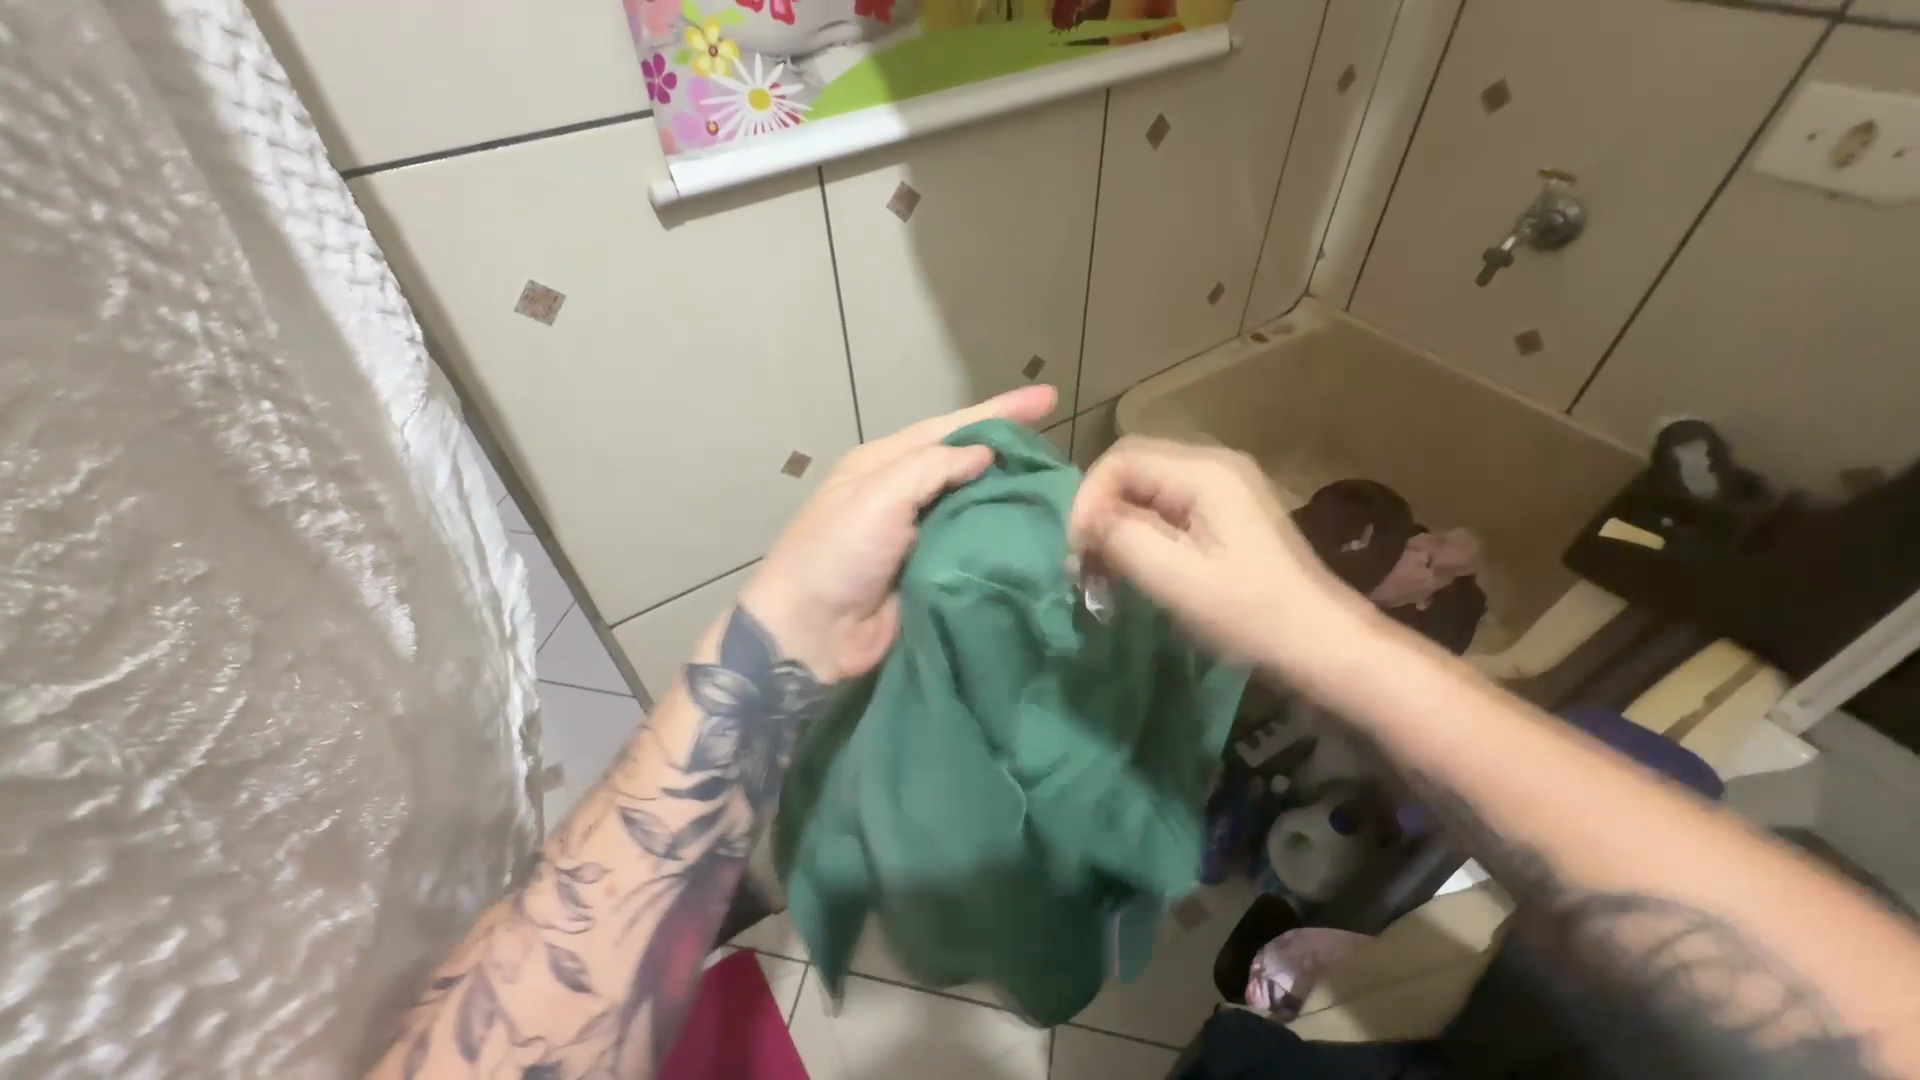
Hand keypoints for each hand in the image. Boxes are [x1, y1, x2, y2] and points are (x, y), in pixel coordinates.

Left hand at [739, 385, 1058, 682]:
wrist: (812, 635)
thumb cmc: (837, 556)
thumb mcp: (877, 497)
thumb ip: (931, 468)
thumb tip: (984, 453)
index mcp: (883, 464)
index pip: (949, 427)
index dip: (999, 411)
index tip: (1047, 398)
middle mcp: (903, 493)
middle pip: (966, 461)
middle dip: (1010, 449)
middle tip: (1059, 445)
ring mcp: (919, 534)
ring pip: (975, 502)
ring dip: (1011, 492)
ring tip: (1059, 485)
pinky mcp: (933, 571)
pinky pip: (974, 544)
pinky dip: (1003, 535)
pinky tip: (1035, 530)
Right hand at [1068, 437, 1370, 676]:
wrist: (1320, 641)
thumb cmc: (1250, 613)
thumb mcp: (1176, 578)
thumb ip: (1122, 538)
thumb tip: (1083, 521)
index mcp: (1204, 472)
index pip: (1119, 459)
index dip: (1086, 499)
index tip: (1074, 549)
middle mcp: (1212, 465)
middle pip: (1131, 467)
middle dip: (1097, 510)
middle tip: (1080, 560)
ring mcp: (1221, 487)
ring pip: (1144, 488)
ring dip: (1115, 523)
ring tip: (1099, 569)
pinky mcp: (1223, 512)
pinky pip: (1164, 506)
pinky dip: (1138, 532)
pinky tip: (1129, 566)